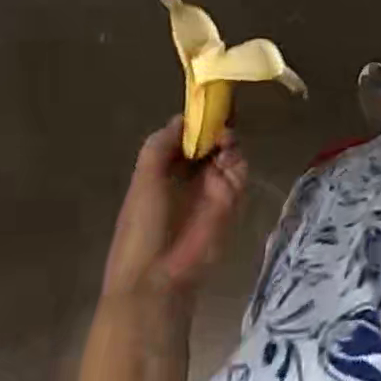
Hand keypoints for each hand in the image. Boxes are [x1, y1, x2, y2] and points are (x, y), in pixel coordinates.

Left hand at [100, 116, 247, 303]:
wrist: (159, 275)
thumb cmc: (142, 229)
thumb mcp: (143, 182)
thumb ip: (159, 147)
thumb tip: (182, 117)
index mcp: (161, 173)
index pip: (181, 139)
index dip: (191, 122)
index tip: (203, 105)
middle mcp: (187, 176)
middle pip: (206, 141)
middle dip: (213, 127)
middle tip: (221, 114)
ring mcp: (211, 185)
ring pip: (225, 151)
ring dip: (225, 139)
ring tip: (223, 137)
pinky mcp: (232, 196)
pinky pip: (239, 168)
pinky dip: (237, 156)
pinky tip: (228, 152)